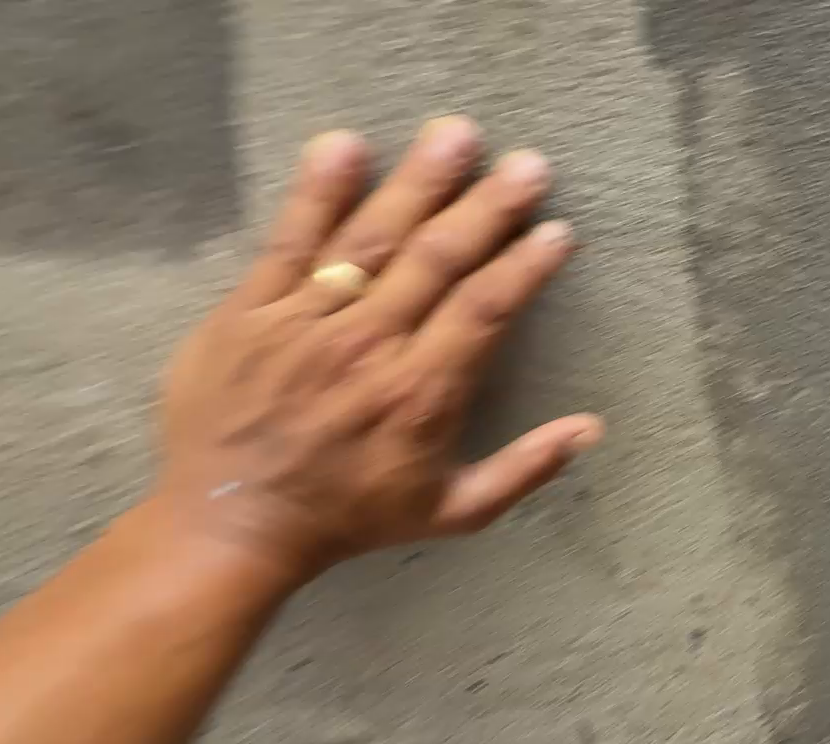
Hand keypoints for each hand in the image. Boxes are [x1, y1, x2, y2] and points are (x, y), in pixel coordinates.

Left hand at [149, 115, 603, 583]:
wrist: (236, 522)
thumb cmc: (360, 515)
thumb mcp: (460, 510)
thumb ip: (528, 467)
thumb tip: (592, 428)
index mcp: (423, 392)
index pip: (485, 309)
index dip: (525, 265)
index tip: (558, 231)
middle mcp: (369, 344)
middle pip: (438, 259)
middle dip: (488, 207)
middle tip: (527, 165)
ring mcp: (305, 321)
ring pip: (372, 237)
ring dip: (419, 183)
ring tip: (456, 136)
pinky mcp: (249, 310)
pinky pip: (287, 241)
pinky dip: (317, 192)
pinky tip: (346, 147)